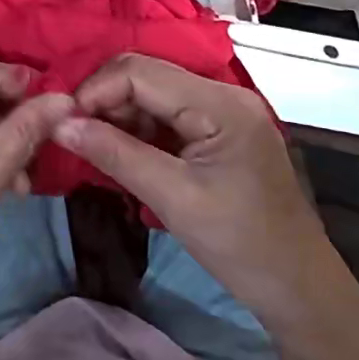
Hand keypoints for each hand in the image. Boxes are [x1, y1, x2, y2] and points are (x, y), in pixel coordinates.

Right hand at [50, 53, 331, 319]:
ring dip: (120, 115)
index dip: (97, 90)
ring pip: (154, 93)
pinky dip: (139, 129)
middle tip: (74, 135)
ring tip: (95, 147)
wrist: (297, 287)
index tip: (64, 123)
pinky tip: (122, 151)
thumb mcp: (172, 199)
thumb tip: (61, 124)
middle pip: (147, 76)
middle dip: (105, 100)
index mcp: (220, 103)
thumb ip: (115, 154)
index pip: (142, 72)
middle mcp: (223, 93)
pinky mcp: (219, 128)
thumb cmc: (240, 245)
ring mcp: (223, 109)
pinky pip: (168, 114)